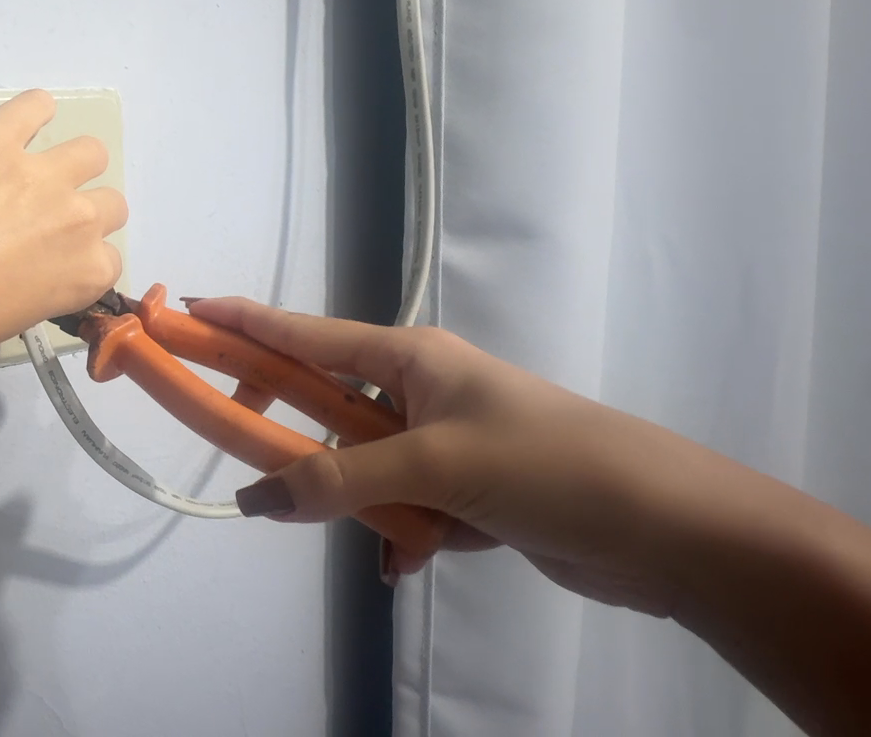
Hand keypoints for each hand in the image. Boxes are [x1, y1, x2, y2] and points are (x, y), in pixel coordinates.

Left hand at [0, 90, 125, 377]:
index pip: (108, 258)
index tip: (50, 258)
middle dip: (78, 211)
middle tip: (36, 219)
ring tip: (26, 173)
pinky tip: (12, 127)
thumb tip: (25, 271)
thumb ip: (36, 288)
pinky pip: (34, 106)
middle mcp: (79, 219)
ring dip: (68, 163)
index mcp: (84, 275)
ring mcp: (39, 172)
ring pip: (89, 151)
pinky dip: (30, 113)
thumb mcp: (6, 322)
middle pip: (110, 203)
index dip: (78, 256)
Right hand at [189, 298, 749, 615]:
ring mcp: (440, 436)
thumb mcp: (433, 468)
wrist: (681, 534)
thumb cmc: (548, 467)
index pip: (302, 332)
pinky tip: (408, 559)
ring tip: (377, 529)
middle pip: (323, 397)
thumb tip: (253, 498)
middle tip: (244, 441)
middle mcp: (416, 388)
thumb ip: (337, 482)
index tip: (189, 310)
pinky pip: (400, 499)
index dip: (242, 320)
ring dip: (357, 496)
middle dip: (291, 426)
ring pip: (359, 458)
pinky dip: (397, 529)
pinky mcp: (463, 484)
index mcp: (407, 357)